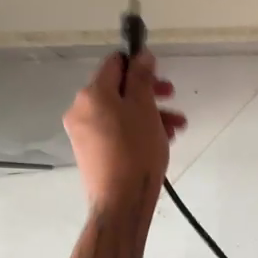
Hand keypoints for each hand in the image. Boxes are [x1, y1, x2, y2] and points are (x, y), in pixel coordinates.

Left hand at [62, 51, 186, 210]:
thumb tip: (141, 55)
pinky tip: (159, 143)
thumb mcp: (144, 109)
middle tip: (173, 99)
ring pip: (120, 114)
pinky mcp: (91, 154)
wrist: (121, 203)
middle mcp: (81, 110)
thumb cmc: (136, 152)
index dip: (139, 64)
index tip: (160, 75)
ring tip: (176, 129)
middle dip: (149, 95)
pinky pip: (115, 133)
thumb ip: (142, 78)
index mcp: (92, 94)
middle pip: (118, 91)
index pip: (115, 64)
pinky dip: (136, 132)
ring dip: (149, 116)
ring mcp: (83, 134)